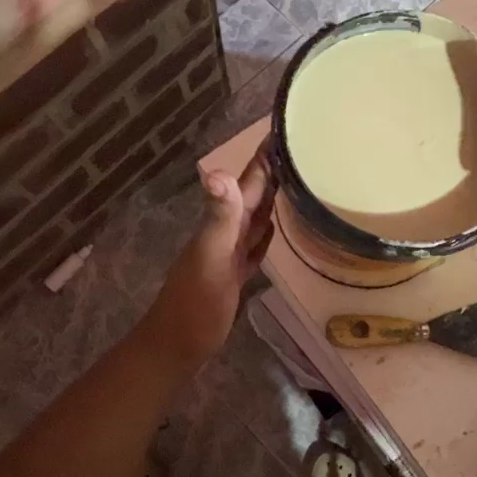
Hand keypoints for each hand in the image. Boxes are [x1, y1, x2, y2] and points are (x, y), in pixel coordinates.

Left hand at [148, 141, 275, 363]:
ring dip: (272, 199)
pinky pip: (254, 245)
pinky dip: (266, 233)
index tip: (284, 128)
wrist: (176, 347)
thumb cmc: (196, 305)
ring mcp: (229, 253)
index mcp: (223, 223)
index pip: (249, 182)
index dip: (265, 157)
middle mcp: (225, 231)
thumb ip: (219, 217)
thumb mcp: (211, 257)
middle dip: (273, 172)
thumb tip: (217, 172)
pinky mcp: (234, 274)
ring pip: (255, 218)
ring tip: (296, 181)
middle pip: (253, 195)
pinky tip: (275, 229)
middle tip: (300, 150)